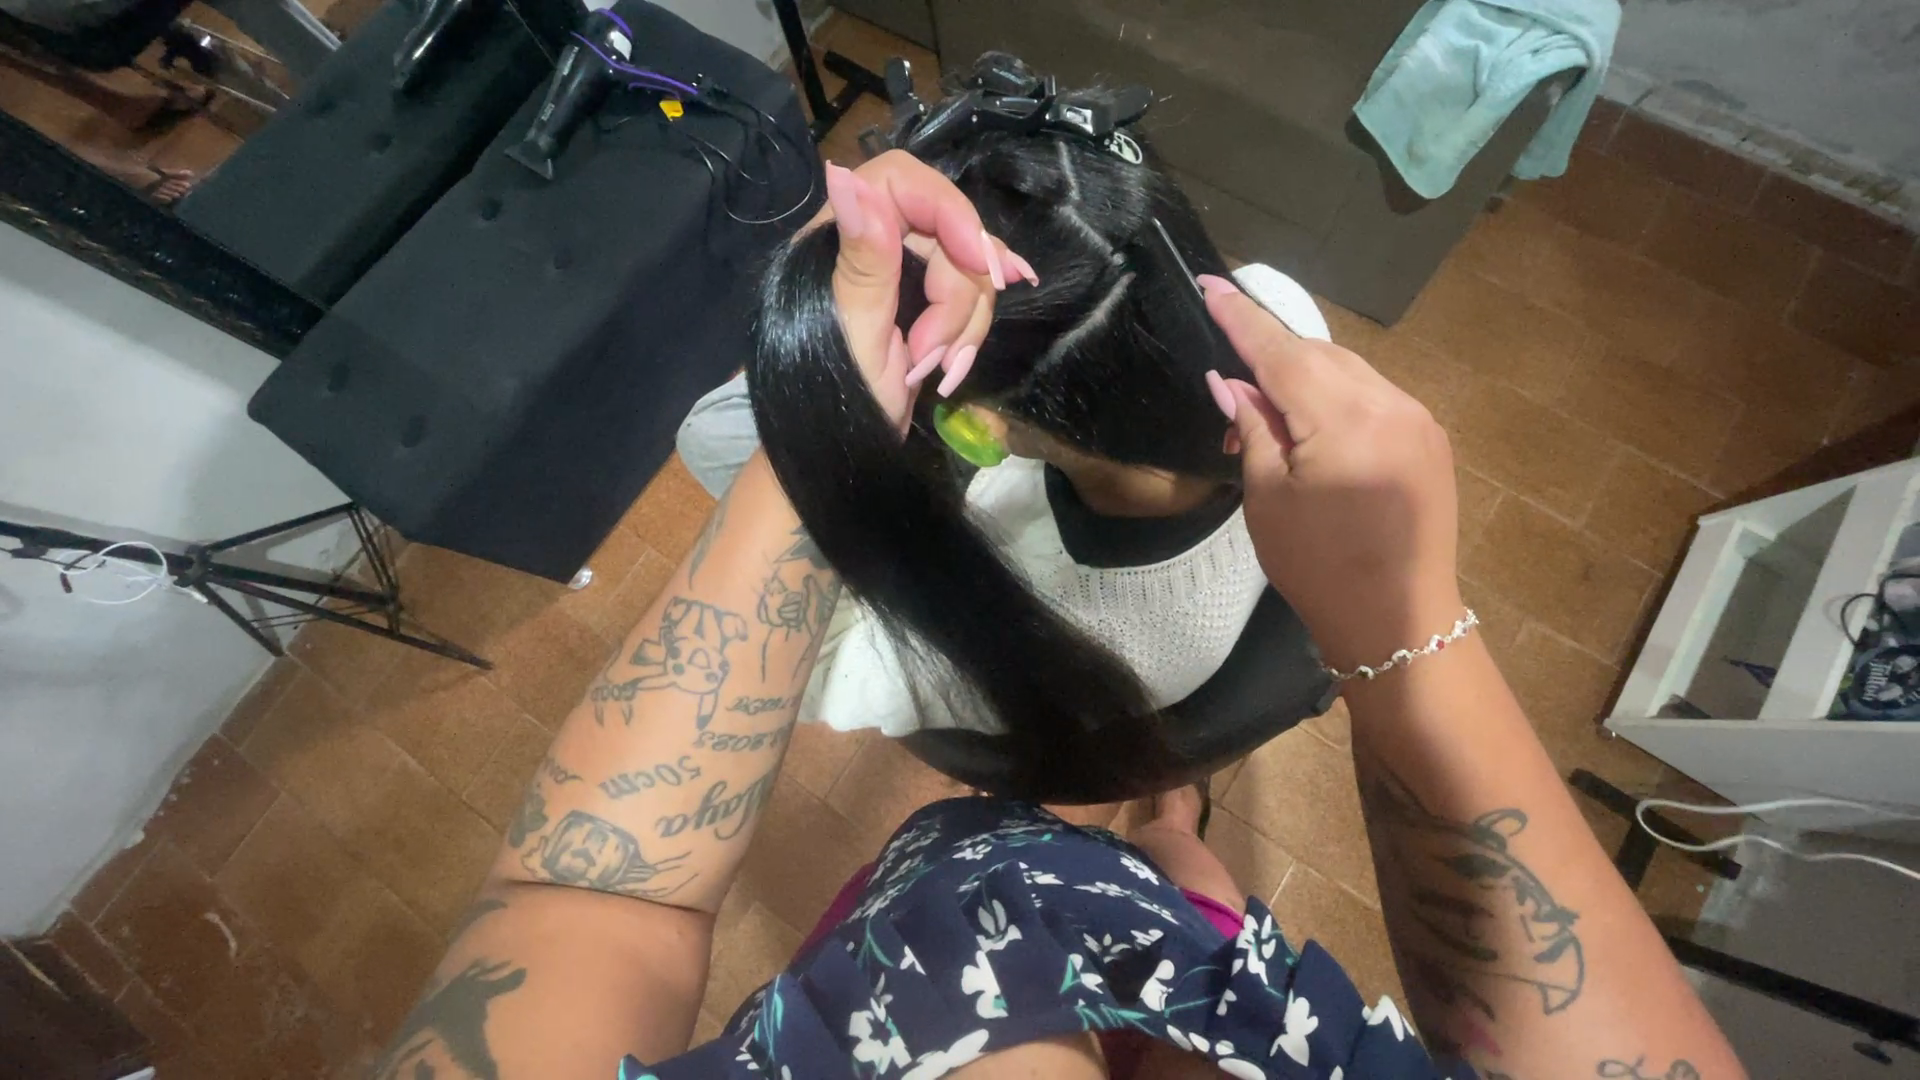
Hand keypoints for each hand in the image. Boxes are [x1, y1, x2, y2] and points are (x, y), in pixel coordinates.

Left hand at [815, 152, 1034, 430]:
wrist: (847, 452)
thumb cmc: (838, 399)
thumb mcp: (854, 332)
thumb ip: (862, 258)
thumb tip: (842, 175)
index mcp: (841, 238)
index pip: (905, 184)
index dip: (953, 215)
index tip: (981, 265)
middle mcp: (875, 246)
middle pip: (949, 235)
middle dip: (955, 299)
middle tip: (930, 353)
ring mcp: (902, 277)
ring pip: (968, 272)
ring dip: (961, 327)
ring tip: (934, 371)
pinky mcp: (924, 306)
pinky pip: (970, 302)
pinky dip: (967, 336)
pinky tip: (953, 367)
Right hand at [1200, 275, 1463, 670]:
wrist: (1395, 617)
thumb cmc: (1316, 565)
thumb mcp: (1267, 497)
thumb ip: (1254, 428)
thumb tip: (1231, 382)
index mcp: (1346, 420)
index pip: (1282, 352)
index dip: (1242, 318)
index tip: (1211, 284)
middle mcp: (1391, 404)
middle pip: (1318, 353)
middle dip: (1269, 348)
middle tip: (1226, 364)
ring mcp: (1417, 417)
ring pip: (1347, 370)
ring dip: (1301, 374)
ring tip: (1262, 402)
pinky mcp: (1428, 436)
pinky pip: (1371, 394)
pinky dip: (1332, 394)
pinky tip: (1309, 419)